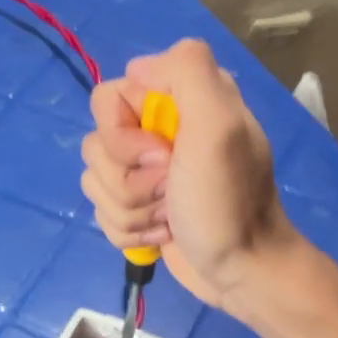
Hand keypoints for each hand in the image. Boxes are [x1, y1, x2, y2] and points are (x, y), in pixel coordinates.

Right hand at [79, 39, 296, 306]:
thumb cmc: (228, 201)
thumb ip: (186, 71)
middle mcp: (158, 130)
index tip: (161, 154)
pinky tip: (163, 233)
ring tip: (170, 216)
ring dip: (131, 209)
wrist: (241, 269)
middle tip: (170, 189)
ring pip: (96, 183)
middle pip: (97, 145)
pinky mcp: (138, 208)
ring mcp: (146, 172)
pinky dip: (131, 231)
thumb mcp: (220, 124)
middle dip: (127, 179)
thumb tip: (137, 68)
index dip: (122, 134)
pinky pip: (102, 213)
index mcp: (178, 101)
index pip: (109, 98)